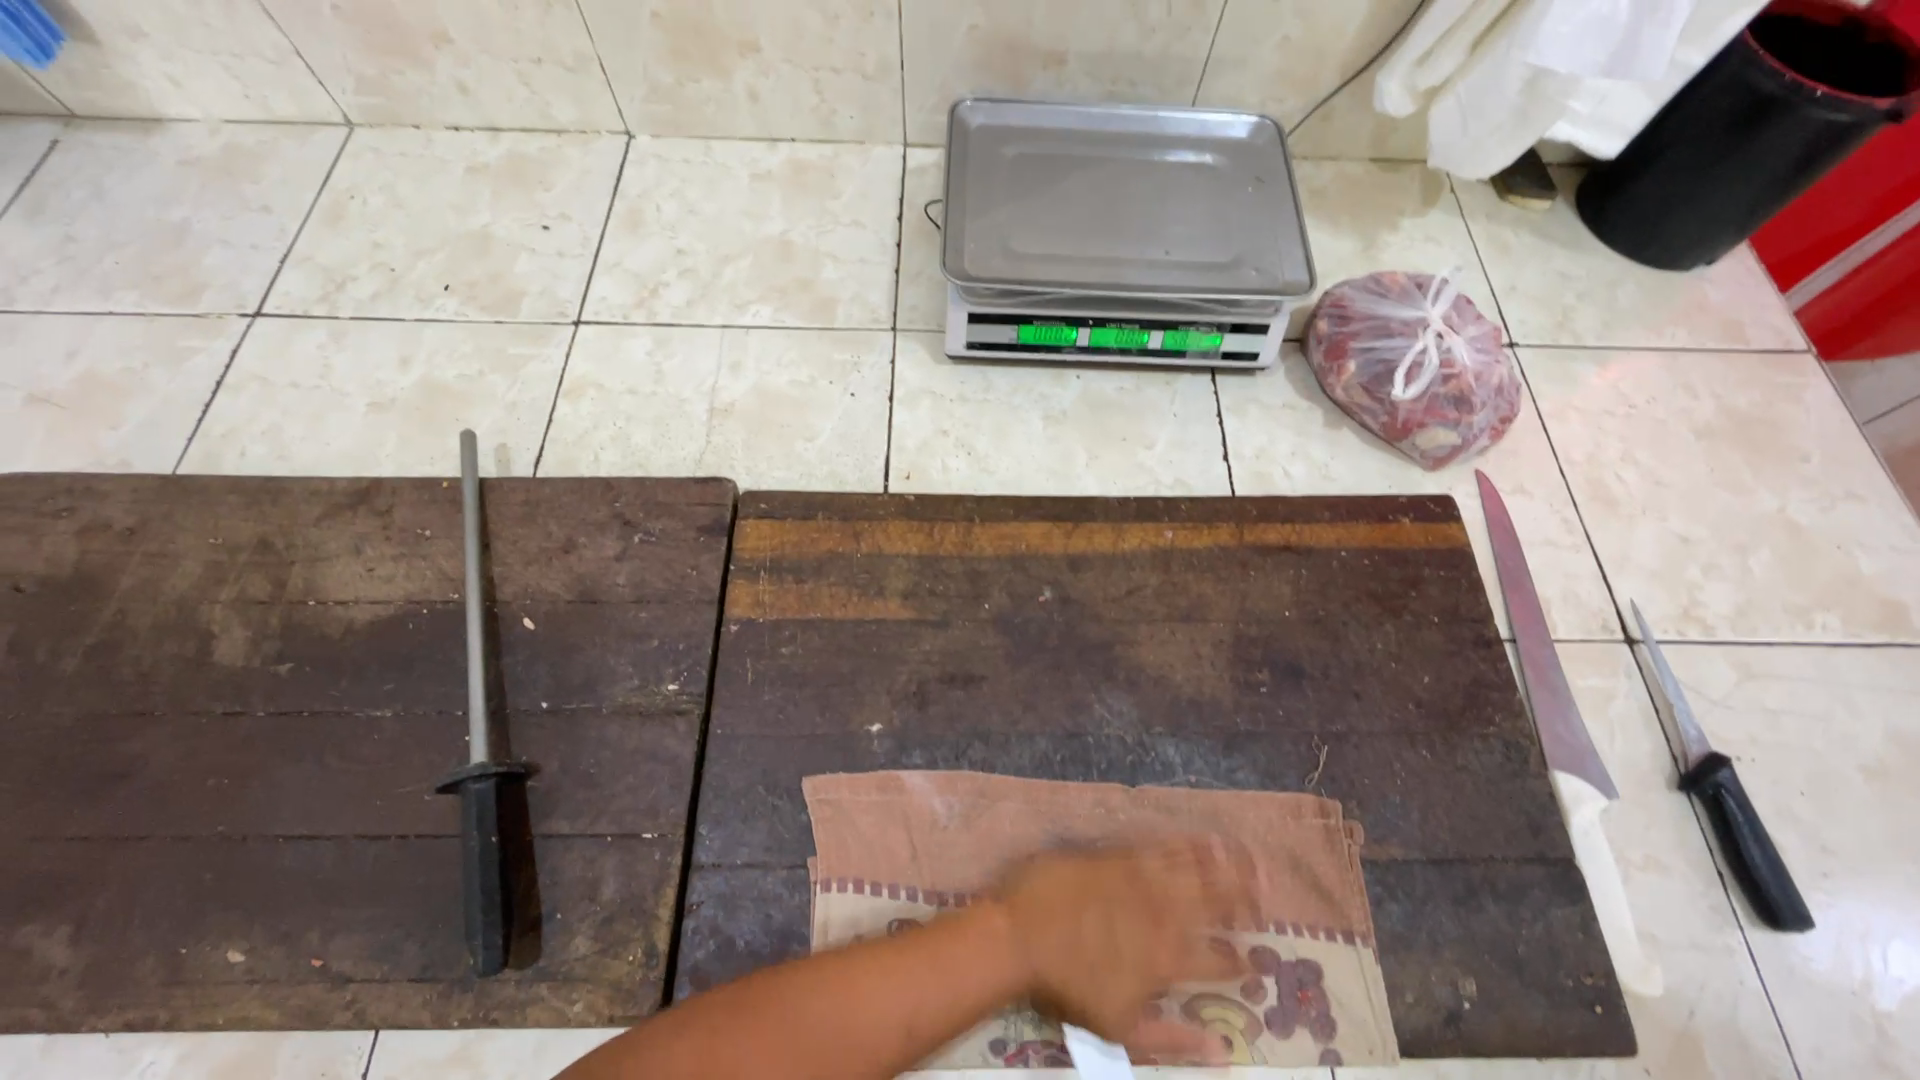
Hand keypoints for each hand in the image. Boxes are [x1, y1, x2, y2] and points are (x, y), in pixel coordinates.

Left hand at [993, 837, 1256, 1062]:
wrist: (1016, 935)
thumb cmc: (1065, 986)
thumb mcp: (1121, 1028)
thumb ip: (1174, 1040)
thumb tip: (1222, 1052)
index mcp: (1167, 959)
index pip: (1217, 961)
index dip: (1241, 961)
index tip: (1256, 961)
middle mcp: (1163, 915)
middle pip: (1216, 904)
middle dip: (1248, 900)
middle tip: (1271, 894)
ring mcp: (1140, 880)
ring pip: (1195, 871)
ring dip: (1228, 865)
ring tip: (1253, 859)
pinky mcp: (1118, 856)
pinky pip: (1161, 847)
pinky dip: (1187, 844)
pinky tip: (1203, 839)